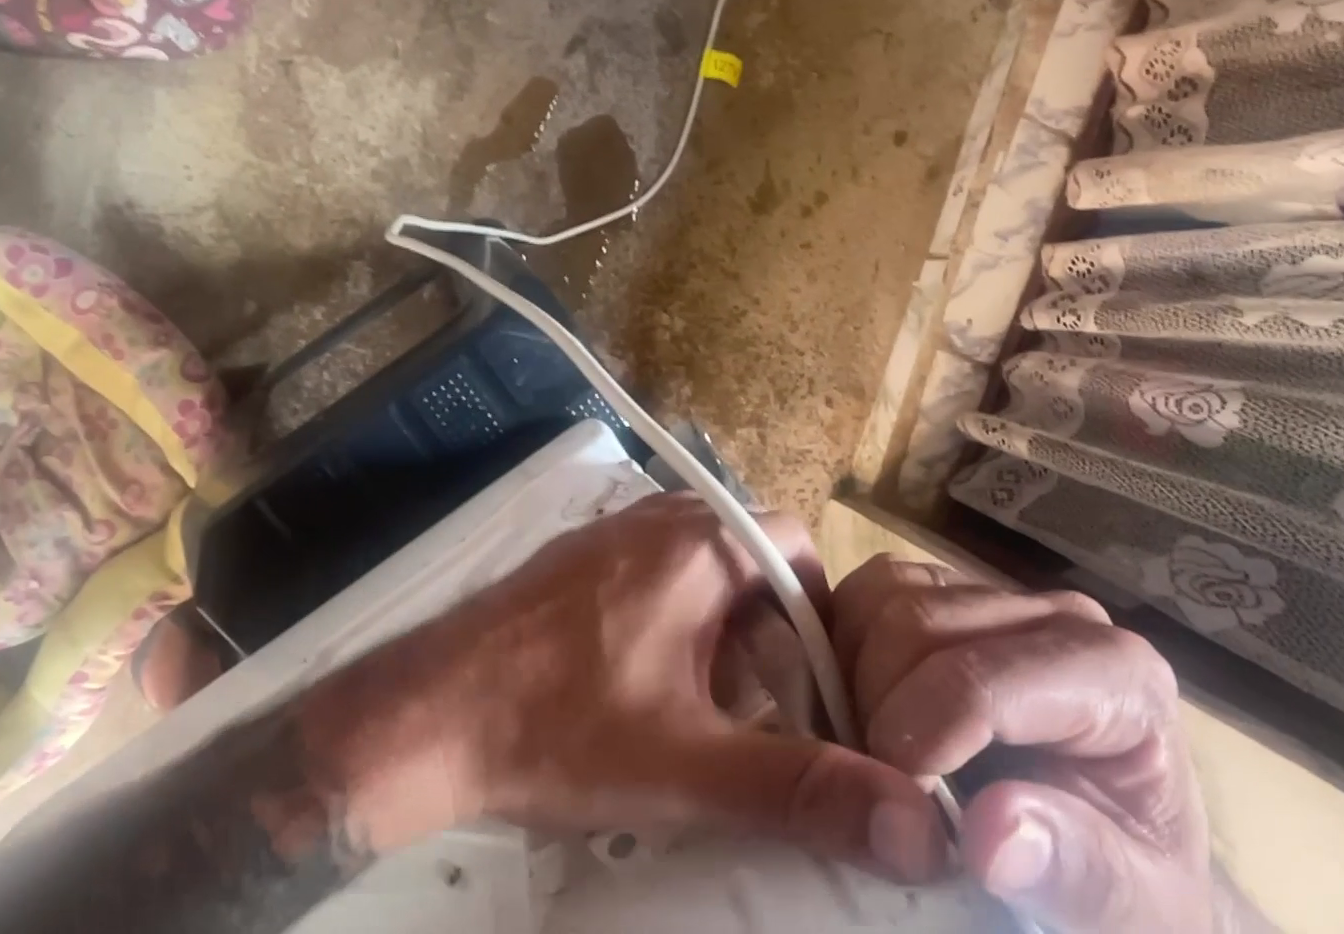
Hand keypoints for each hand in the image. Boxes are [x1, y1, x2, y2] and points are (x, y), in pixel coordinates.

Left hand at [297, 494, 945, 880]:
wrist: (422, 718)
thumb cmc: (557, 728)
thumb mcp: (691, 768)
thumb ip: (805, 789)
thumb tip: (921, 825)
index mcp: (698, 544)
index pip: (798, 551)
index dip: (819, 621)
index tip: (813, 691)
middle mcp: (656, 518)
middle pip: (750, 565)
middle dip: (767, 637)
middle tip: (755, 712)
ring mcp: (607, 536)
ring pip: (700, 574)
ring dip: (717, 635)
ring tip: (701, 709)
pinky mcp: (572, 563)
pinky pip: (651, 578)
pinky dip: (669, 624)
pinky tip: (640, 686)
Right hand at [832, 556, 1212, 931]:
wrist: (1106, 846)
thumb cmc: (1123, 876)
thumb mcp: (1127, 905)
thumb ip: (1075, 871)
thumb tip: (993, 832)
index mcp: (1116, 673)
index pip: (982, 681)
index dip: (920, 742)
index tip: (897, 809)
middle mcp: (1052, 614)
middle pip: (917, 624)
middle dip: (877, 709)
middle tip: (883, 787)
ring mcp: (990, 596)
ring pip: (879, 599)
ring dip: (851, 677)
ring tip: (874, 752)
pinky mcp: (941, 595)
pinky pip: (863, 594)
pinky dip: (840, 646)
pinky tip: (862, 710)